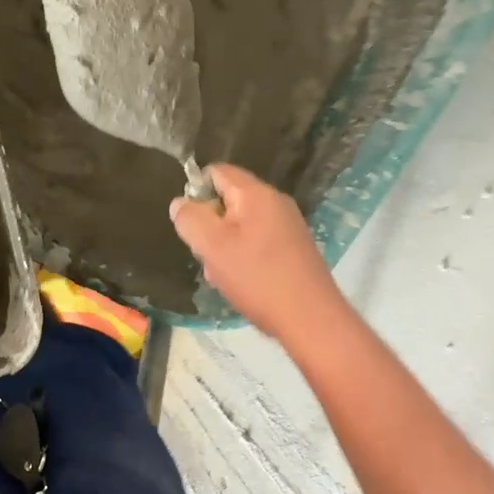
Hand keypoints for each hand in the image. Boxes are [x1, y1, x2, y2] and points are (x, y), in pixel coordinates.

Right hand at [170, 163, 344, 342]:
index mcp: (257, 194)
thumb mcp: (212, 246)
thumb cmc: (258, 278)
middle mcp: (276, 202)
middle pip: (228, 199)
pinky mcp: (295, 249)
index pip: (217, 171)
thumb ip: (189, 218)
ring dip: (224, 244)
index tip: (191, 222)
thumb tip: (180, 202)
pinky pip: (258, 240)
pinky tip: (242, 282)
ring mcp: (289, 226)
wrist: (313, 322)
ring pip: (241, 223)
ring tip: (221, 274)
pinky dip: (243, 255)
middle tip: (205, 253)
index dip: (196, 190)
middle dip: (210, 223)